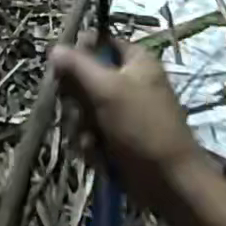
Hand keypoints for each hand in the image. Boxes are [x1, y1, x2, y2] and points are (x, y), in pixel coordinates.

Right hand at [49, 39, 217, 212]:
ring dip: (81, 125)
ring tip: (91, 140)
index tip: (63, 69)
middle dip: (78, 100)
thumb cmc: (142, 126)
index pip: (98, 42)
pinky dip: (90, 142)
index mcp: (135, 60)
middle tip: (80, 112)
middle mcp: (129, 81)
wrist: (170, 183)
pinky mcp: (117, 136)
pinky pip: (90, 130)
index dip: (78, 53)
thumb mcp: (108, 89)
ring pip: (84, 107)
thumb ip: (78, 66)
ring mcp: (123, 110)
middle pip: (85, 77)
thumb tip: (55, 48)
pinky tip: (96, 154)